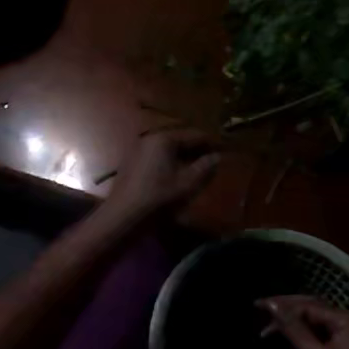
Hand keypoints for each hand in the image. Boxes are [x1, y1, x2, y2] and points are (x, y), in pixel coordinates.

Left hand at [104, 128, 219, 221]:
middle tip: (212, 159)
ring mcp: (138, 148)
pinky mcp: (132, 161)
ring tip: (197, 167)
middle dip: (197, 148)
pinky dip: (169, 160)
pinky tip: (176, 173)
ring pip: (167, 147)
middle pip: (180, 139)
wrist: (124, 213)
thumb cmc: (159, 197)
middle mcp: (150, 137)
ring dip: (183, 155)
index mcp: (164, 138)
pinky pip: (156, 155)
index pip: (194, 135)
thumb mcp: (188, 183)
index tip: (224, 149)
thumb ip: (205, 167)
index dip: (211, 142)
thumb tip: (218, 156)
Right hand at [258, 295, 348, 348]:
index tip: (258, 305)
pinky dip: (303, 332)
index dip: (283, 304)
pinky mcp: (344, 347)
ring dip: (293, 321)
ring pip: (315, 320)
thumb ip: (295, 330)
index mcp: (348, 321)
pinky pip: (320, 332)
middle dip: (286, 309)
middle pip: (313, 308)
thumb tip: (273, 305)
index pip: (310, 305)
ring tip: (269, 327)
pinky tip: (287, 335)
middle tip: (260, 308)